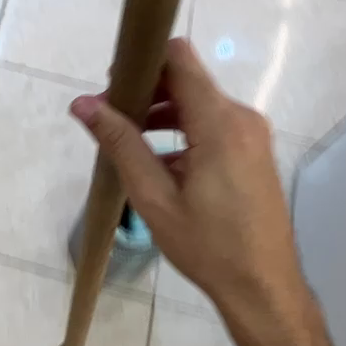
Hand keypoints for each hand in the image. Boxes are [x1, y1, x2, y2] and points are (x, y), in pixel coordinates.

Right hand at [69, 39, 320, 345]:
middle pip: (187, 79)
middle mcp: (242, 117)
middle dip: (146, 91)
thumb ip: (119, 143)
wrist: (263, 287)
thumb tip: (82, 104)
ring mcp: (252, 134)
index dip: (143, 60)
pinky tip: (160, 162)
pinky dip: (183, 130)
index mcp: (220, 123)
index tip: (112, 84)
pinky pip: (213, 123)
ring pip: (199, 102)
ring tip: (128, 142)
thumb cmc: (207, 245)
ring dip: (162, 112)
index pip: (180, 58)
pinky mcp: (253, 150)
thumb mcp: (153, 196)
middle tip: (110, 119)